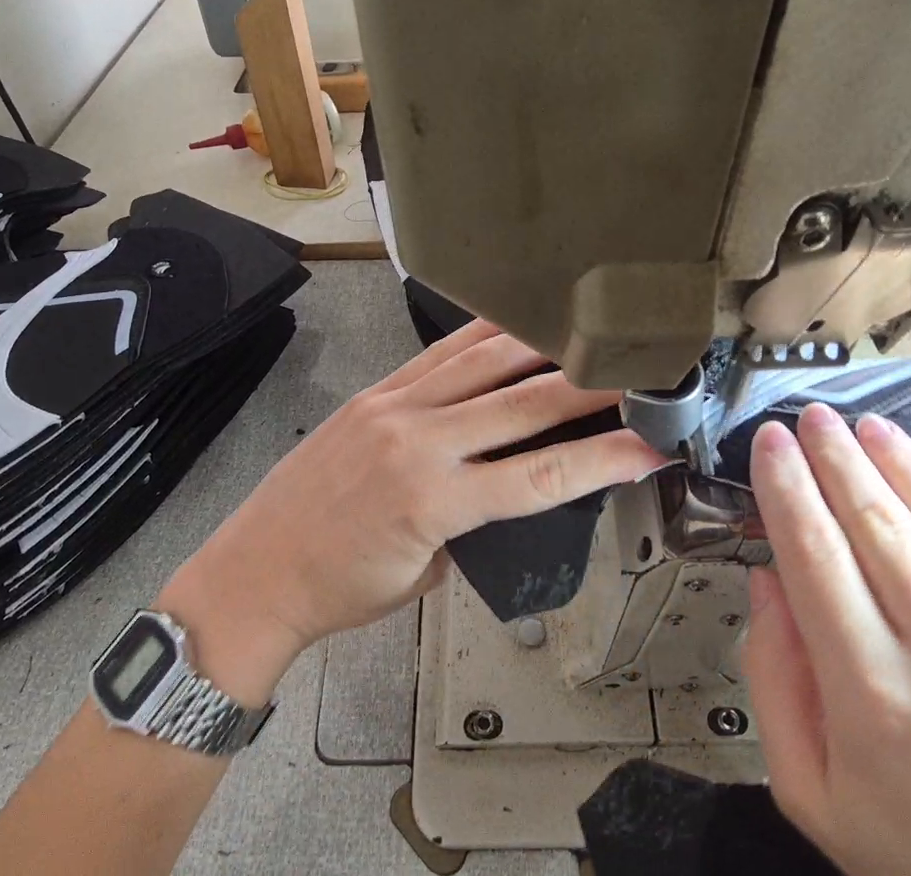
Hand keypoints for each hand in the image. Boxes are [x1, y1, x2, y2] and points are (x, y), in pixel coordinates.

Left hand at [157, 321, 665, 699]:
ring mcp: (393, 407)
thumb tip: (514, 485)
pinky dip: (485, 334)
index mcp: (435, 501)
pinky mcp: (375, 391)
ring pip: (485, 359)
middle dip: (594, 385)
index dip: (608, 457)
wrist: (257, 570)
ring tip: (592, 331)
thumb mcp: (427, 573)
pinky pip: (440, 352)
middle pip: (527, 401)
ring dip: (545, 343)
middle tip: (643, 370)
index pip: (544, 472)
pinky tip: (517, 321)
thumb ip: (476, 523)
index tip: (652, 446)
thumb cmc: (340, 588)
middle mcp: (417, 441)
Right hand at [742, 405, 910, 875]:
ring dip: (906, 470)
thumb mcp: (806, 786)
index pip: (817, 561)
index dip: (788, 492)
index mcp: (878, 707)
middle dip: (839, 464)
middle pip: (885, 531)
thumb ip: (774, 675)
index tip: (771, 448)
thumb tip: (770, 577)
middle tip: (812, 420)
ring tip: (869, 430)